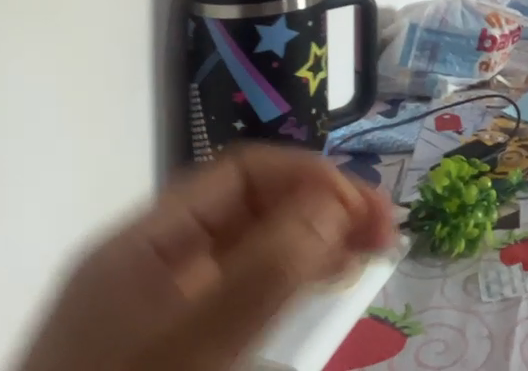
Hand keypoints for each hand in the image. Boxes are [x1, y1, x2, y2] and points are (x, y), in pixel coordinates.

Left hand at [16, 146, 396, 370]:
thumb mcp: (194, 350)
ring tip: (367, 264)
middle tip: (383, 238)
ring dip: (313, 251)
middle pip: (252, 212)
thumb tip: (338, 202)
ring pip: (253, 258)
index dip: (310, 179)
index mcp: (143, 246)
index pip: (242, 174)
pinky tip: (320, 310)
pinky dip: (288, 296)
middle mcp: (151, 268)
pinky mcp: (173, 355)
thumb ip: (268, 271)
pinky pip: (242, 306)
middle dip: (322, 213)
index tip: (364, 215)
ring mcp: (160, 317)